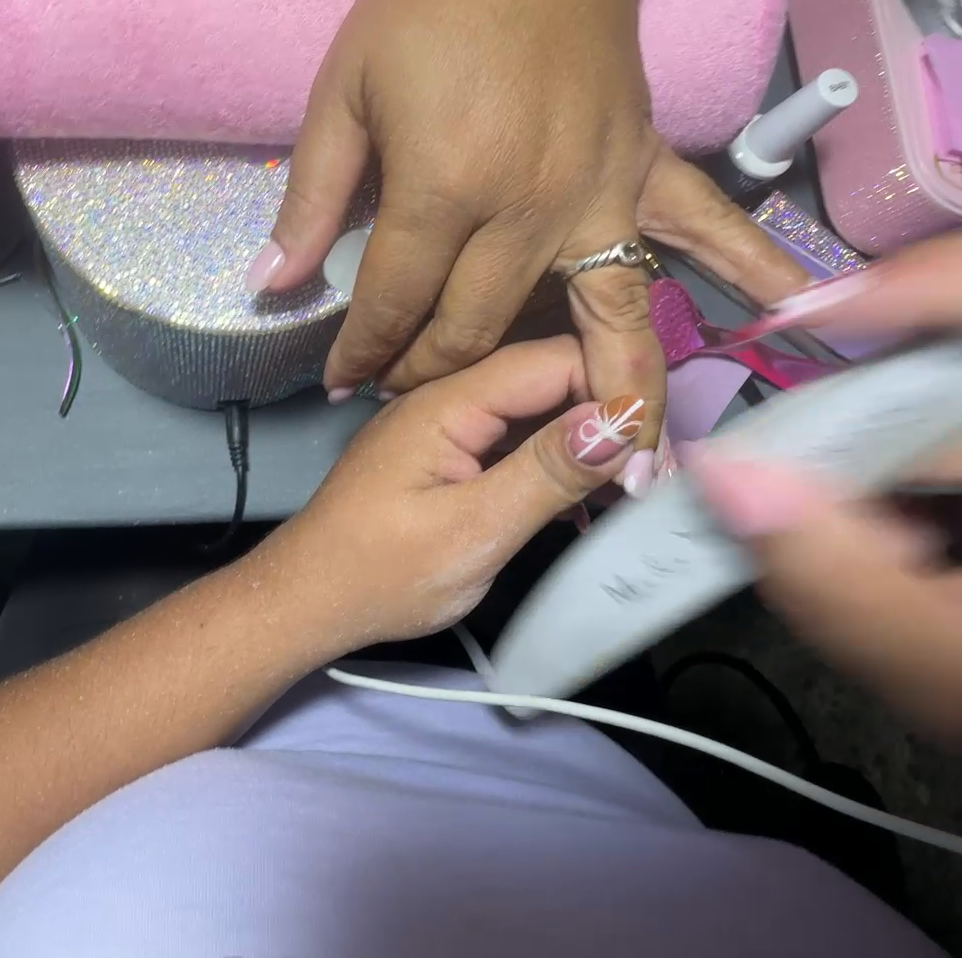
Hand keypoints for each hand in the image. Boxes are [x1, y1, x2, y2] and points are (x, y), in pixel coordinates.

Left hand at [252, 336, 643, 651]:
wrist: (308, 600)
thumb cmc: (381, 573)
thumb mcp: (472, 530)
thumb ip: (545, 473)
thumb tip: (620, 420)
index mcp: (448, 401)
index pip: (553, 360)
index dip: (614, 394)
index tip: (652, 456)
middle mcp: (447, 399)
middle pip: (547, 380)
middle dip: (606, 420)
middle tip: (652, 479)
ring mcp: (445, 427)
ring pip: (534, 413)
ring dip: (583, 446)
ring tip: (628, 494)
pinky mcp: (445, 455)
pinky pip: (511, 441)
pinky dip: (551, 465)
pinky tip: (581, 501)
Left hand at [256, 0, 808, 484]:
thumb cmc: (427, 5)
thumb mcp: (343, 93)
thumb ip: (308, 198)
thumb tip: (271, 283)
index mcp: (444, 190)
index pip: (395, 304)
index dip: (362, 351)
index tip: (343, 381)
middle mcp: (528, 212)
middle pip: (478, 331)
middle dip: (433, 374)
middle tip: (403, 397)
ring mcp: (599, 195)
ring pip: (598, 318)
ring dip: (601, 395)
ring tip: (619, 468)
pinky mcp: (645, 168)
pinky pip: (704, 227)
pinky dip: (749, 269)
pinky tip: (794, 315)